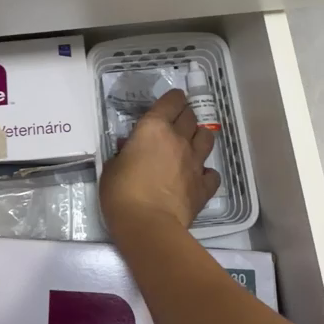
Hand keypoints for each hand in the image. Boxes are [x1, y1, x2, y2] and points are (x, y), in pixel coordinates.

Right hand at [101, 89, 219, 238]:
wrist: (147, 225)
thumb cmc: (121, 192)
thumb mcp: (111, 166)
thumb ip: (123, 153)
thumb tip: (130, 148)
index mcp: (153, 128)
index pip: (172, 101)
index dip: (173, 98)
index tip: (171, 101)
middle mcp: (178, 139)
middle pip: (190, 117)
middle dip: (185, 116)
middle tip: (176, 123)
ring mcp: (195, 162)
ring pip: (207, 138)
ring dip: (199, 138)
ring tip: (190, 145)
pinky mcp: (204, 186)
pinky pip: (212, 173)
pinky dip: (206, 173)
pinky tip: (198, 177)